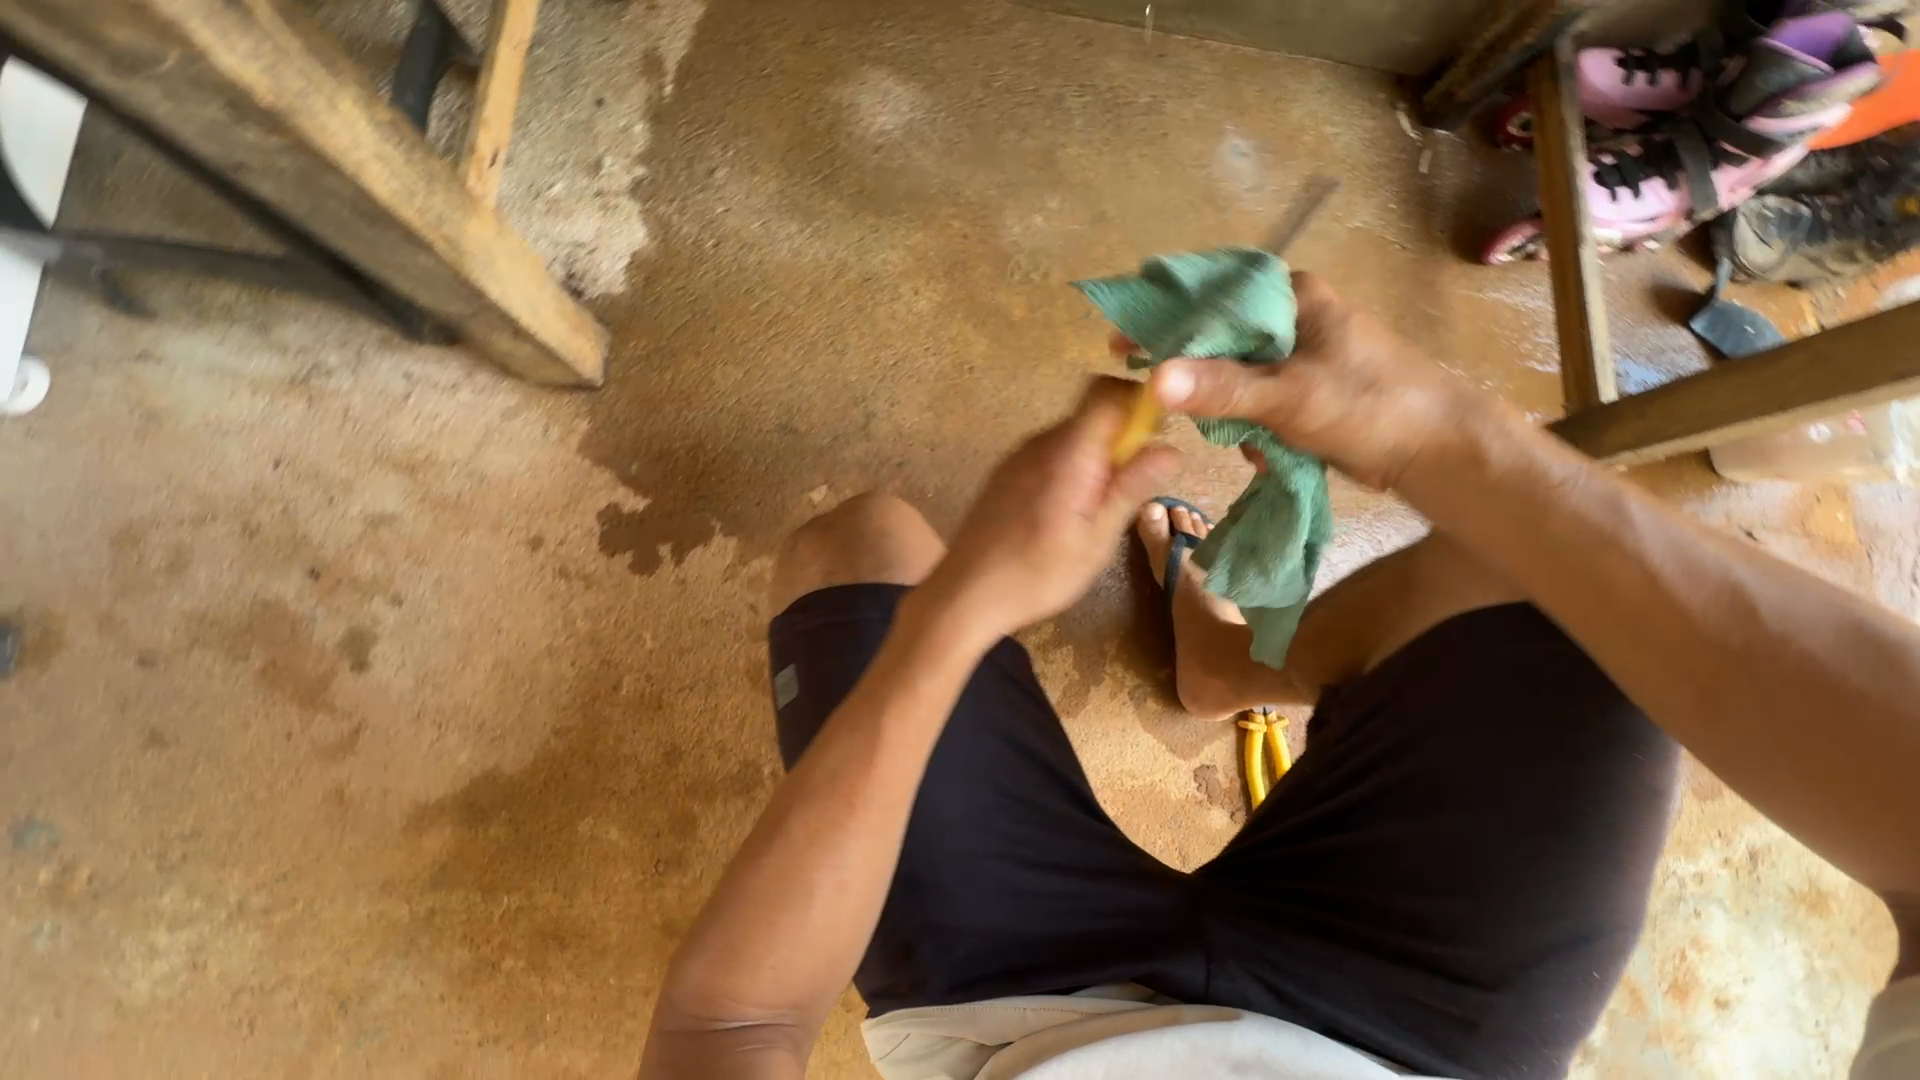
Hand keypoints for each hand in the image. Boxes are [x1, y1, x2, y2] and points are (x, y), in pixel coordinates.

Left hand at [920, 378, 1179, 639]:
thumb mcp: (1096, 540)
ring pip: (1070, 436)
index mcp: (1066, 453)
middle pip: (1090, 413)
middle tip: (1130, 487)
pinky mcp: (1005, 472)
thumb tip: (1172, 449)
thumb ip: (1131, 488)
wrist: (964, 594)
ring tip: (1096, 509)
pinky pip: (1049, 454)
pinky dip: (1069, 469)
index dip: (1138, 402)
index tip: (1154, 437)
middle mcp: (1038, 442)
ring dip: (1094, 458)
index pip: (1107, 392)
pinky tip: (1065, 513)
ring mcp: (1017, 455)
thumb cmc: (1037, 575)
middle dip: (1120, 439)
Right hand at [1146, 272, 1505, 490]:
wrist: (1438, 451)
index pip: (1211, 297)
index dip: (1164, 321)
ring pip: (1232, 377)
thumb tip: (1154, 381)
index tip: (1123, 349)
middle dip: (1203, 383)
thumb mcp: (1290, 397)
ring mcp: (1296, 355)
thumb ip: (1221, 388)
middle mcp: (1290, 318)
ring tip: (1253, 443)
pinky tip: (1269, 453)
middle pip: (1216, 340)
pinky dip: (1253, 429)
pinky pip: (1253, 402)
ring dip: (1232, 415)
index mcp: (1291, 296)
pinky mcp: (1301, 389)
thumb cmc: (1371, 406)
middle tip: (1175, 410)